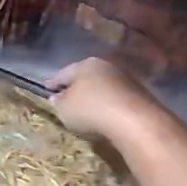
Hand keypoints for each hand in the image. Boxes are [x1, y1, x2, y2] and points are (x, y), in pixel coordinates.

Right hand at [46, 58, 167, 143]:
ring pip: (104, 87)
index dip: (54, 82)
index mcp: (86, 64)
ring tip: (87, 109)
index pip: (64, 72)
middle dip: (77, 86)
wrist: (134, 121)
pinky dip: (109, 105)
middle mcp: (107, 66)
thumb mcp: (65, 109)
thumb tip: (58, 97)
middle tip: (67, 96)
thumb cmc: (90, 109)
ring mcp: (126, 80)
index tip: (46, 88)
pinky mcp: (140, 95)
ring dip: (95, 96)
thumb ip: (59, 102)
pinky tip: (105, 116)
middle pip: (87, 76)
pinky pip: (117, 99)